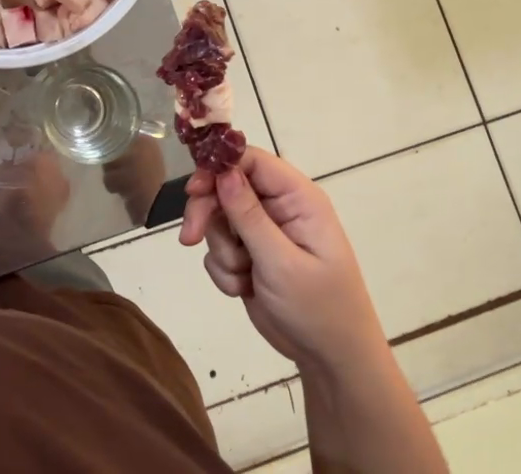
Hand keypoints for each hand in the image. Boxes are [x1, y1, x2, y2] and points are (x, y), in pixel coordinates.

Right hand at [179, 148, 388, 372]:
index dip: (219, 167)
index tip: (194, 189)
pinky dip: (224, 269)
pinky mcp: (251, 255)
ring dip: (221, 250)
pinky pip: (219, 248)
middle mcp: (280, 208)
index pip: (251, 160)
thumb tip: (223, 171)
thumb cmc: (318, 308)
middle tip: (189, 239)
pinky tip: (243, 289)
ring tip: (241, 277)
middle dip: (207, 214)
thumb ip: (249, 216)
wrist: (331, 361)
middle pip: (226, 187)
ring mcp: (264, 232)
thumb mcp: (282, 263)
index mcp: (298, 199)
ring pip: (218, 220)